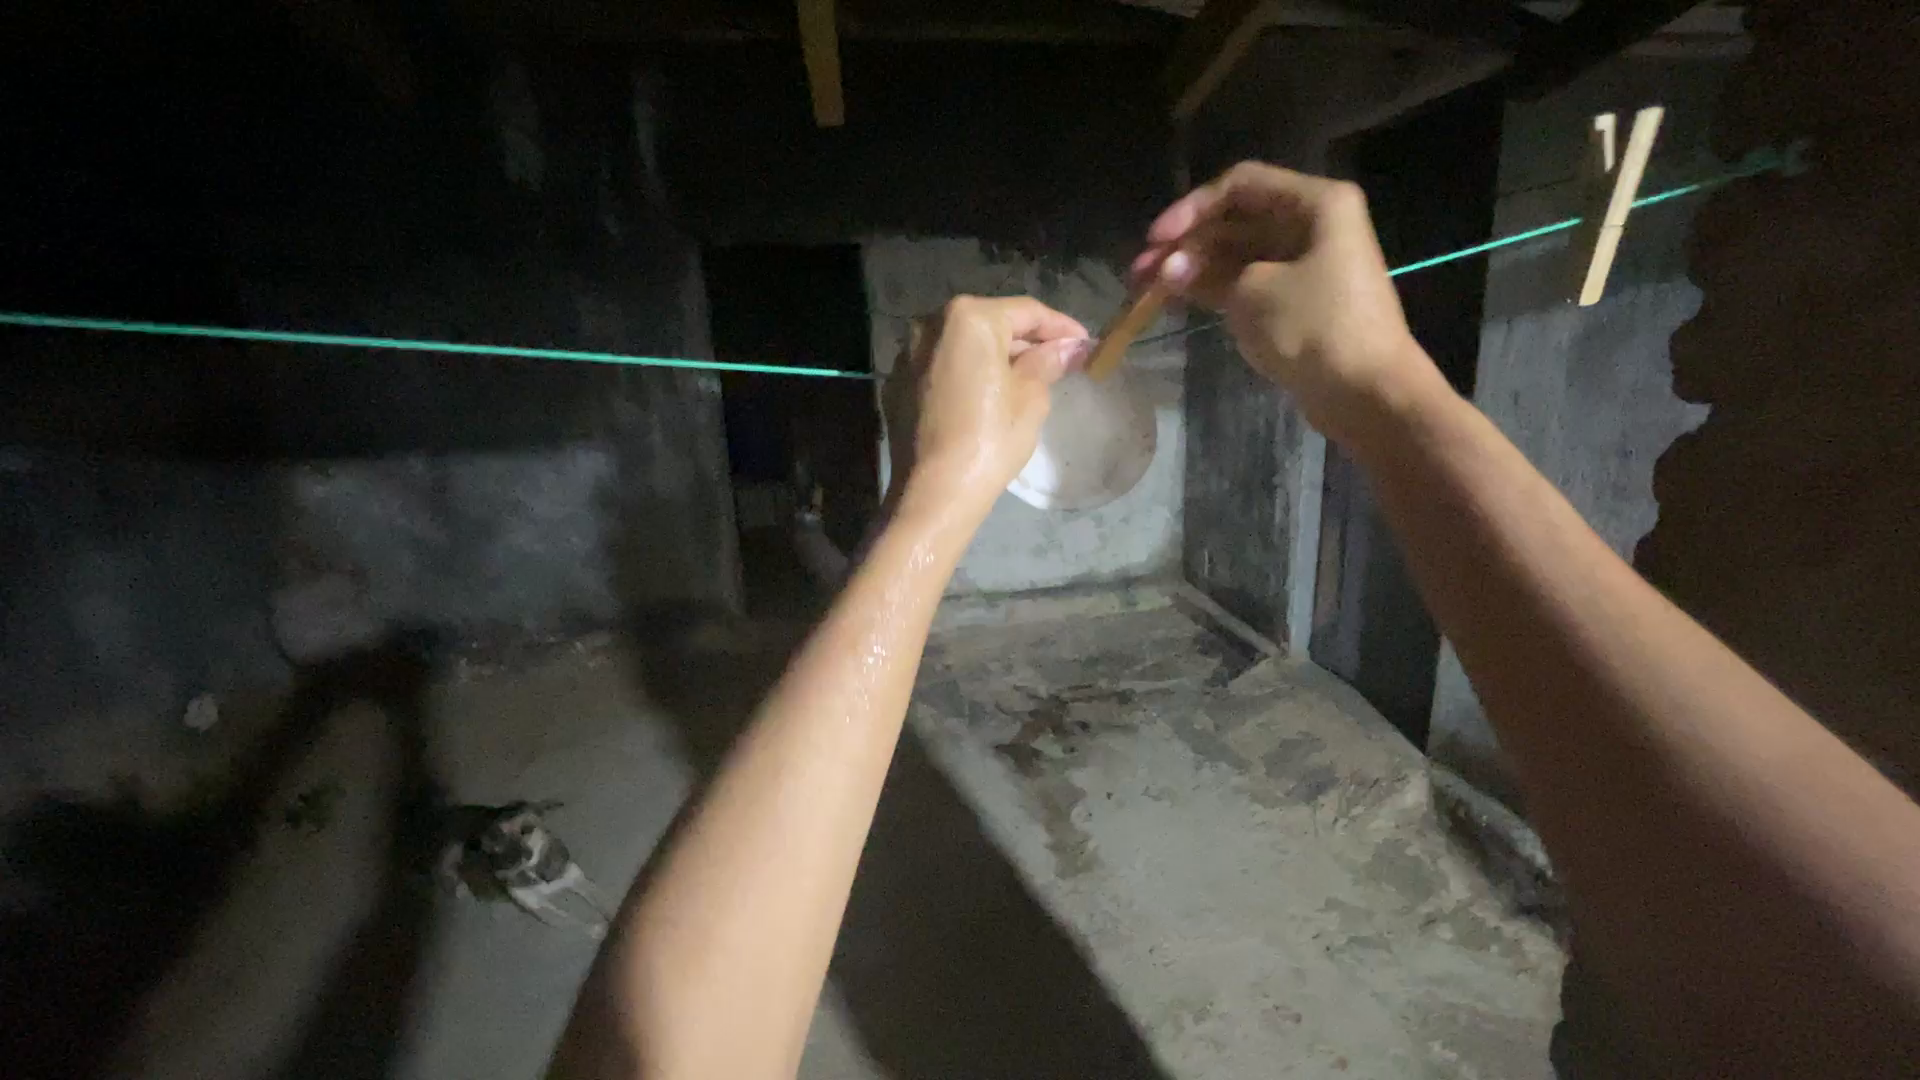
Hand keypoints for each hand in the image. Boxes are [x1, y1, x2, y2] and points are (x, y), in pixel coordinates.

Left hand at [885, 296, 1089, 517]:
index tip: (1084, 343)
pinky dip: (967, 374)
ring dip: (994, 357)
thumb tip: (1068, 349)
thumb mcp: (1031, 399)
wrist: (933, 492)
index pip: (1026, 312)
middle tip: (1058, 362)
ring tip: (1025, 379)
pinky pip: (942, 369)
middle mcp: (930, 325)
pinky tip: (986, 396)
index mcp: (968, 319)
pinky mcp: (897, 385)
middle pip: (990, 324)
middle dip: (1025, 341)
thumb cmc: (989, 440)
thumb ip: (1048, 363)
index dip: (1061, 327)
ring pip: (963, 346)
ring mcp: (908, 355)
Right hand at [1133, 162, 1437, 438]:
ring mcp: (1303, 265)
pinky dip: (1211, 289)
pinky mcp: (1295, 301)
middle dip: (1183, 245)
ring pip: (1235, 256)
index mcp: (1314, 204)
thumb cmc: (1315, 328)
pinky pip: (1245, 283)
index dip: (1191, 209)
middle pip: (1234, 222)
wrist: (1365, 391)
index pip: (1239, 186)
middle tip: (1137, 274)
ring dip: (1191, 269)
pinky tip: (1176, 301)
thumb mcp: (1251, 294)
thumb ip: (1205, 274)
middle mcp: (1310, 226)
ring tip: (1145, 291)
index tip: (1154, 240)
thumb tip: (1167, 269)